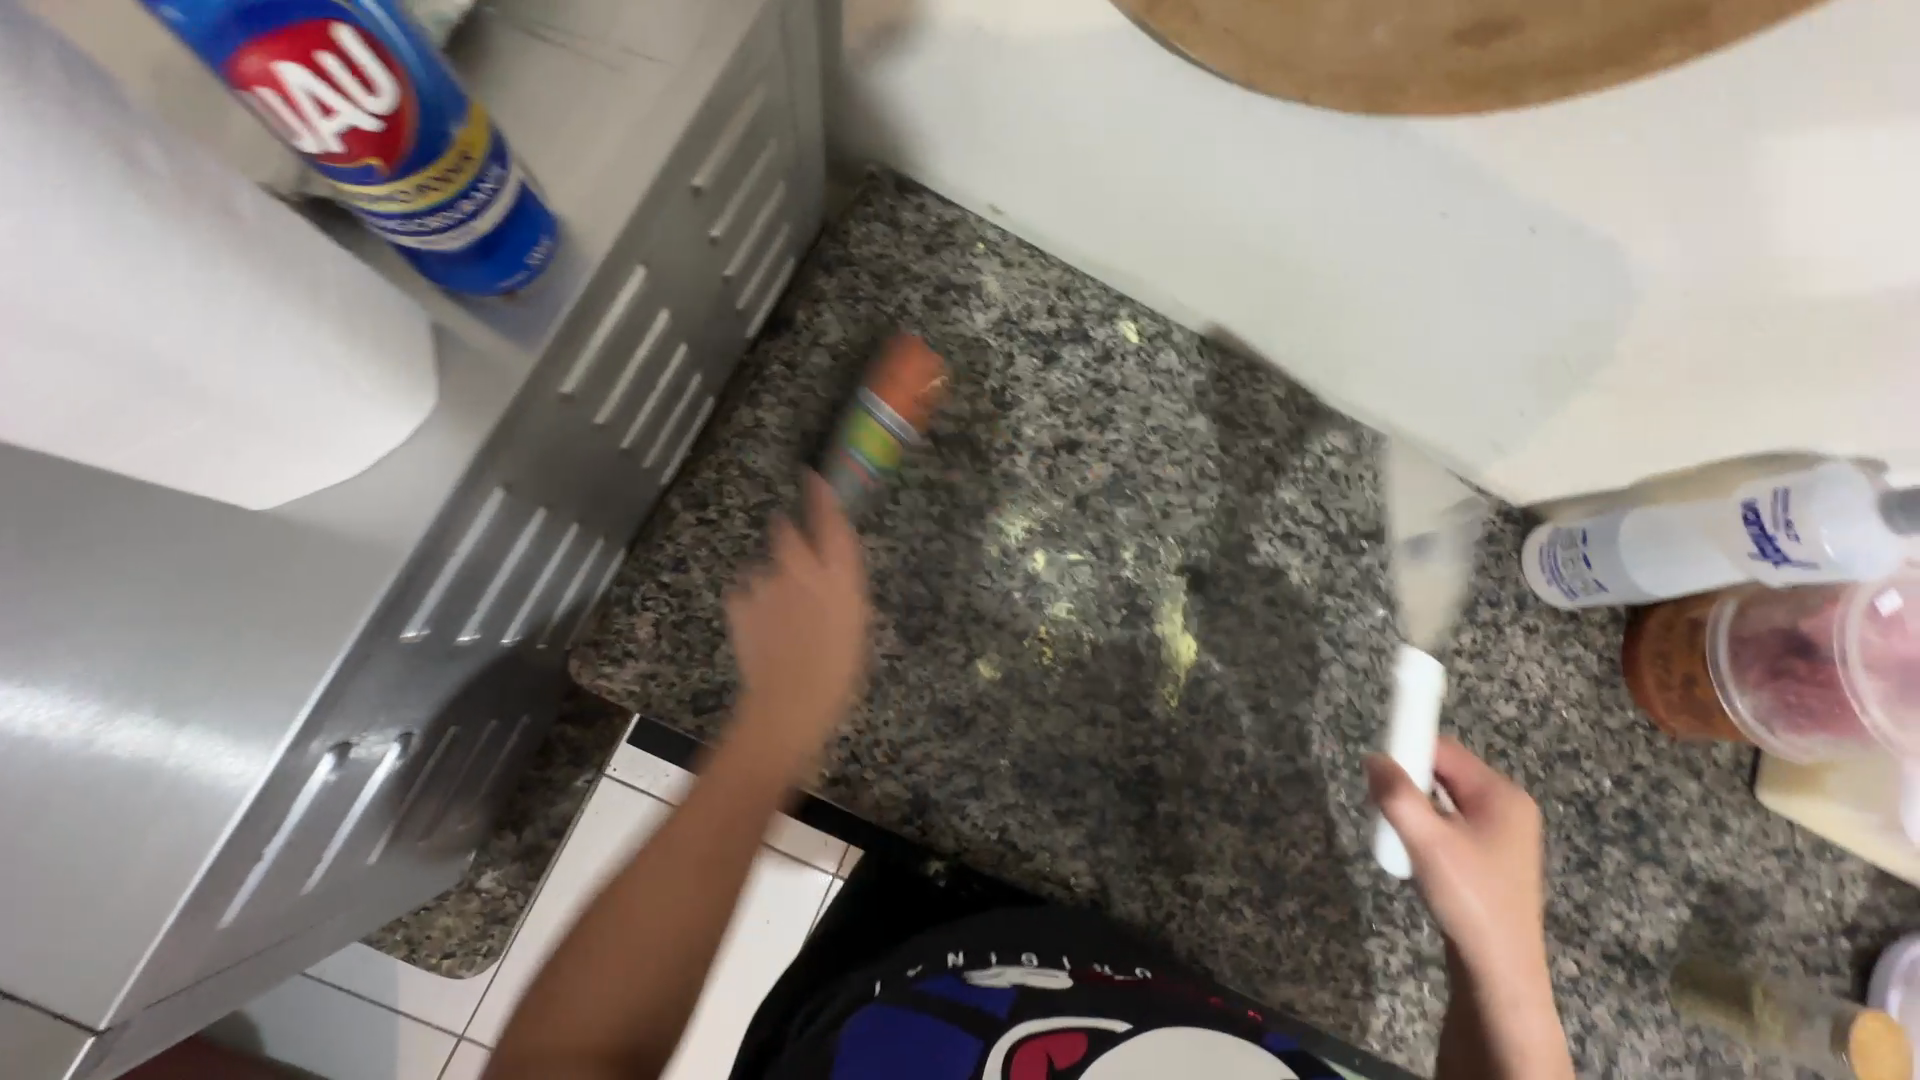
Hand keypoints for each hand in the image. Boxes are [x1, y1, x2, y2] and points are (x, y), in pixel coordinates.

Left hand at [725, 473, 871, 765]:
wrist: (789, 702)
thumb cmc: (836, 671)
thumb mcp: (855, 626)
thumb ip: (843, 586)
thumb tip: (833, 568)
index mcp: (839, 574)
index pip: (829, 519)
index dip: (820, 495)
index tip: (813, 477)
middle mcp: (801, 568)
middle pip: (788, 530)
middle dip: (789, 535)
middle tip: (795, 563)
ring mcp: (765, 582)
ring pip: (765, 566)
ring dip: (771, 579)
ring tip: (780, 616)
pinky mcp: (738, 600)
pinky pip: (745, 591)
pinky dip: (751, 602)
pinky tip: (761, 627)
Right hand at [1366, 737, 1548, 985]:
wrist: (1497, 966)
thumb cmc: (1468, 898)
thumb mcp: (1427, 842)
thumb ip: (1397, 795)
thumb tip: (1373, 759)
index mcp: (1501, 795)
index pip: (1444, 748)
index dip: (1407, 751)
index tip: (1378, 773)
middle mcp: (1507, 806)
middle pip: (1443, 772)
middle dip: (1407, 785)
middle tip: (1385, 811)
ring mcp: (1501, 832)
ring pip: (1442, 798)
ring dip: (1413, 810)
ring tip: (1399, 837)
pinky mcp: (1489, 855)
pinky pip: (1448, 822)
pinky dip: (1425, 829)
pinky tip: (1414, 853)